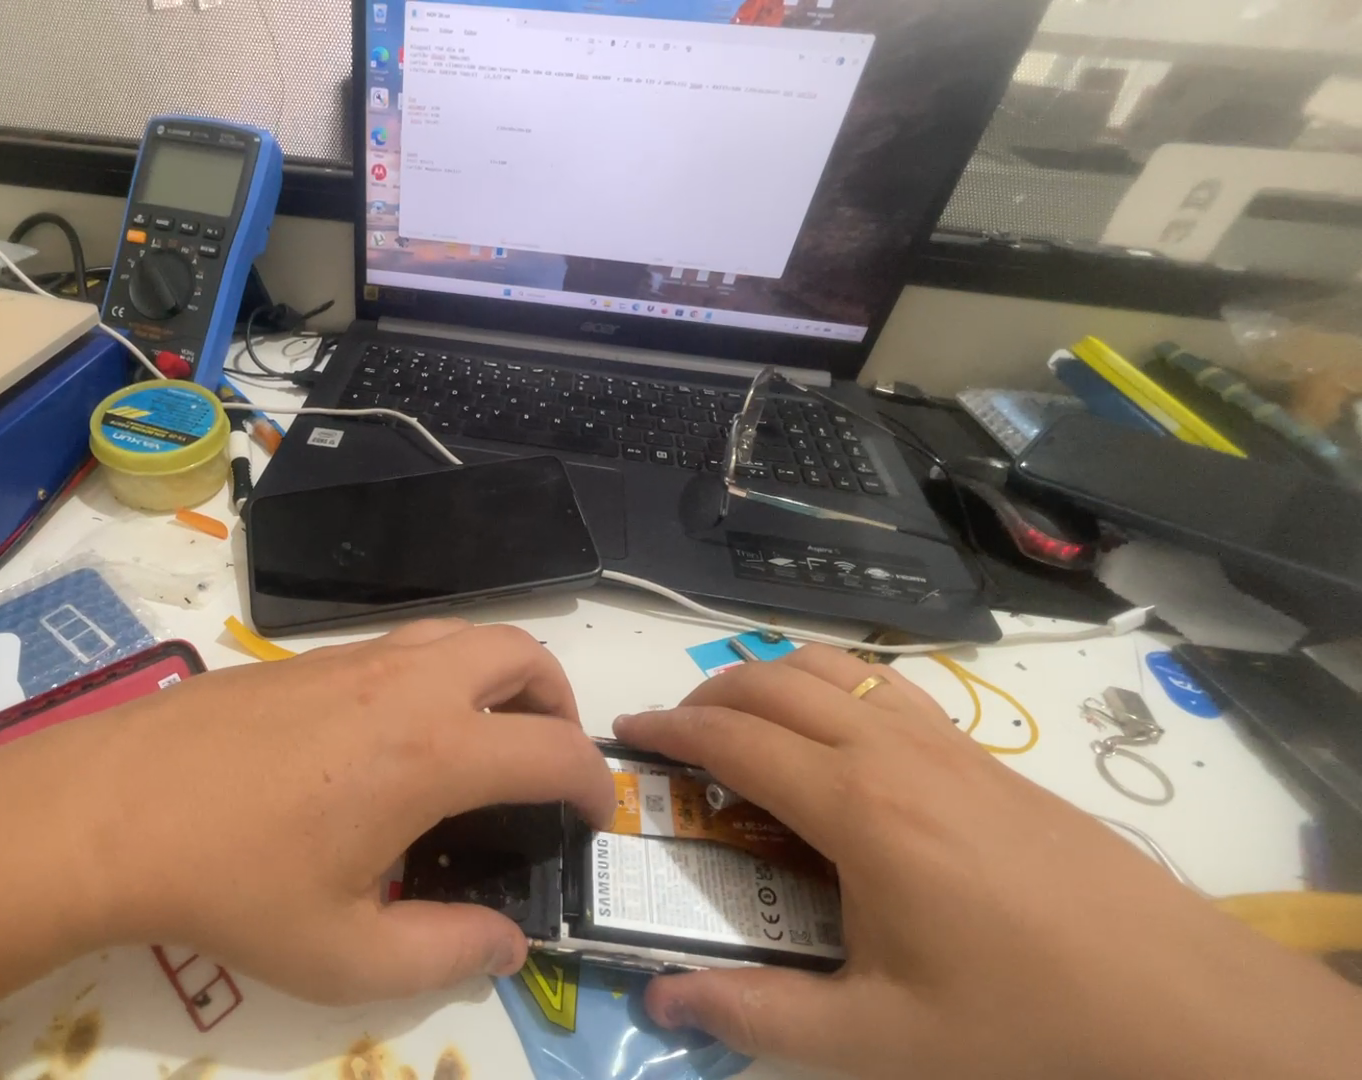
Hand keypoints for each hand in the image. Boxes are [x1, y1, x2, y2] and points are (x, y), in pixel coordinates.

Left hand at [61, 619, 614, 1003]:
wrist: (117, 807)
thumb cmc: (233, 884)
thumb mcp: (343, 953)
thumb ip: (444, 952)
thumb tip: (509, 945)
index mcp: (432, 753)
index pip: (552, 749)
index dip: (592, 784)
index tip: (591, 816)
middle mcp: (409, 685)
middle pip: (521, 652)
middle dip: (557, 700)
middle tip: (544, 759)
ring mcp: (358, 658)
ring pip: (464, 633)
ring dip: (500, 674)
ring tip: (485, 735)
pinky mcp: (316, 655)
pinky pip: (409, 642)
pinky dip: (443, 670)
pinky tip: (404, 729)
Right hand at [614, 646, 1361, 1079]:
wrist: (1198, 1013)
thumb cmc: (1027, 1022)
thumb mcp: (881, 1039)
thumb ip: (757, 1013)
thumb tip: (657, 999)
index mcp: (854, 807)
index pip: (731, 740)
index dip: (667, 729)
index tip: (625, 733)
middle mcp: (886, 748)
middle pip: (765, 685)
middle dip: (702, 698)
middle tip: (673, 738)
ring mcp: (938, 738)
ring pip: (820, 665)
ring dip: (759, 678)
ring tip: (735, 719)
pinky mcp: (976, 746)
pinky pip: (876, 678)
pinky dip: (822, 676)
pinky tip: (823, 720)